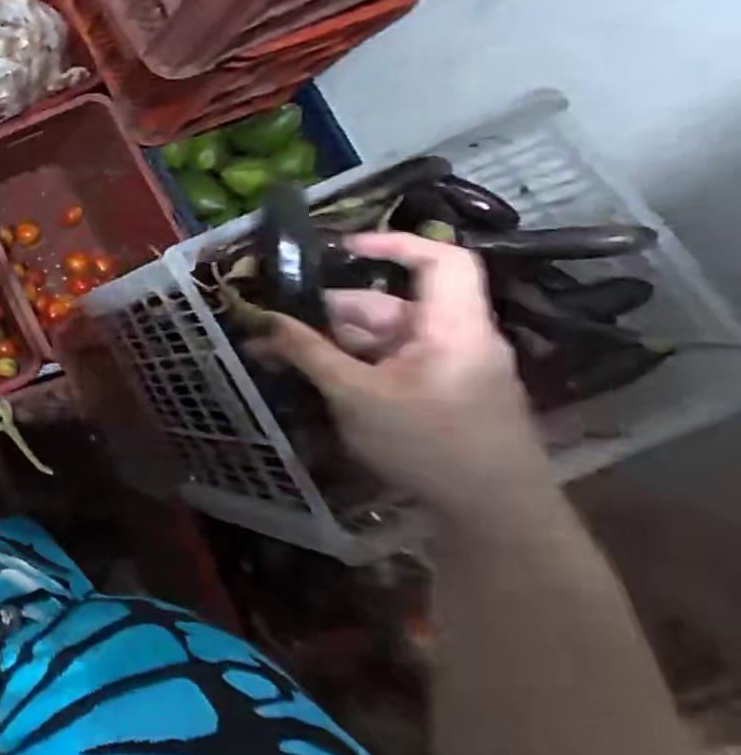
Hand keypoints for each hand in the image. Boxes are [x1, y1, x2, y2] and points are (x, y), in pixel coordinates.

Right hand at [255, 232, 555, 514]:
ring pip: (377, 338)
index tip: (339, 246)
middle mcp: (451, 338)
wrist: (491, 511)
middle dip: (324, 314)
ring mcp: (443, 367)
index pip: (439, 262)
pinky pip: (382, 364)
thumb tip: (264, 319)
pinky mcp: (433, 392)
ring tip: (273, 356)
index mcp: (451, 327)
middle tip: (268, 330)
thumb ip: (308, 353)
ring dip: (326, 344)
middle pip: (386, 306)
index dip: (393, 244)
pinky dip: (343, 365)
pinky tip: (306, 377)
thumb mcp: (356, 396)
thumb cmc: (429, 444)